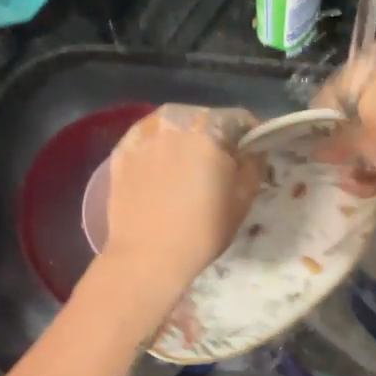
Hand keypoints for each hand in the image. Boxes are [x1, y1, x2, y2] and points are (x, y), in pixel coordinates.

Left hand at [101, 104, 261, 287]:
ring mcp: (144, 134)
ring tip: (187, 164)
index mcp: (211, 130)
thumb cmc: (203, 232)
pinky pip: (146, 139)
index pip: (239, 119)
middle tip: (218, 163)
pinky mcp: (122, 151)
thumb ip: (253, 167)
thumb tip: (252, 151)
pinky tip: (159, 166)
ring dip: (184, 137)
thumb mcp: (242, 201)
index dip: (249, 136)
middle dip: (215, 136)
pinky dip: (156, 146)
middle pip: (204, 119)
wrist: (148, 256)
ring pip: (173, 125)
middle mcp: (176, 121)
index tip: (250, 154)